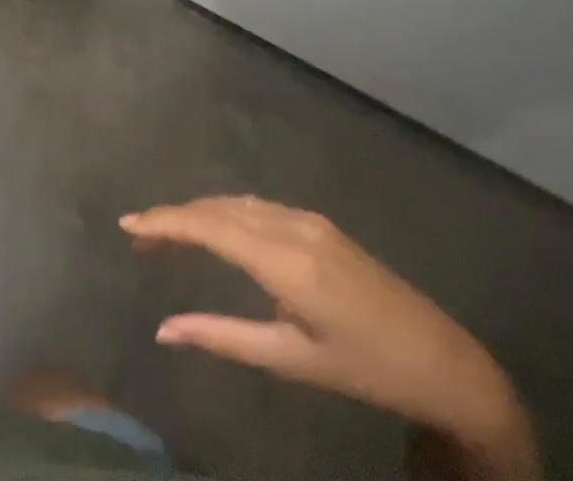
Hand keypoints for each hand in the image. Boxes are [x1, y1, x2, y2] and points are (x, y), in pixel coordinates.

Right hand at [123, 197, 536, 475]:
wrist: (445, 363)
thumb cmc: (365, 368)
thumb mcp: (289, 359)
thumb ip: (221, 337)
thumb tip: (162, 329)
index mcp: (286, 263)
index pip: (209, 227)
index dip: (164, 221)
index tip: (126, 224)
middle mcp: (296, 230)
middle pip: (219, 208)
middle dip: (175, 216)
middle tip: (138, 234)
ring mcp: (313, 224)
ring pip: (239, 203)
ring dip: (199, 211)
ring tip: (167, 231)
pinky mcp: (324, 228)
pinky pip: (259, 207)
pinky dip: (226, 211)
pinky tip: (216, 227)